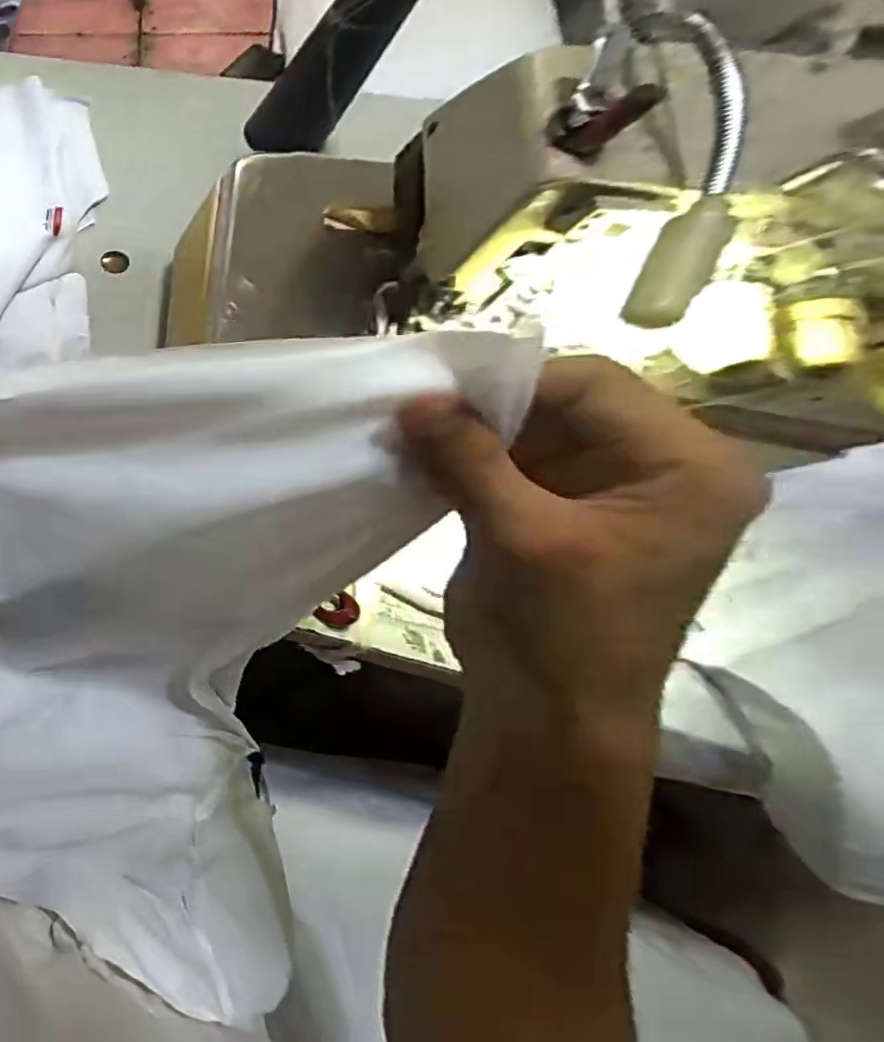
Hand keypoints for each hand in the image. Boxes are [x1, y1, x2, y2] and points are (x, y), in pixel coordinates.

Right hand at [398, 356, 766, 734]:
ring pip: (522, 434)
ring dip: (463, 437)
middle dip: (482, 411)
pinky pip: (501, 465)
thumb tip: (415, 402)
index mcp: (686, 466)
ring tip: (405, 442)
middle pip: (559, 406)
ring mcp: (595, 490)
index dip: (514, 385)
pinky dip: (458, 462)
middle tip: (411, 419)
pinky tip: (417, 466)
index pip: (596, 387)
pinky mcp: (547, 510)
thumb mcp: (522, 536)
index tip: (434, 398)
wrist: (546, 707)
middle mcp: (650, 467)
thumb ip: (472, 461)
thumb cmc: (562, 627)